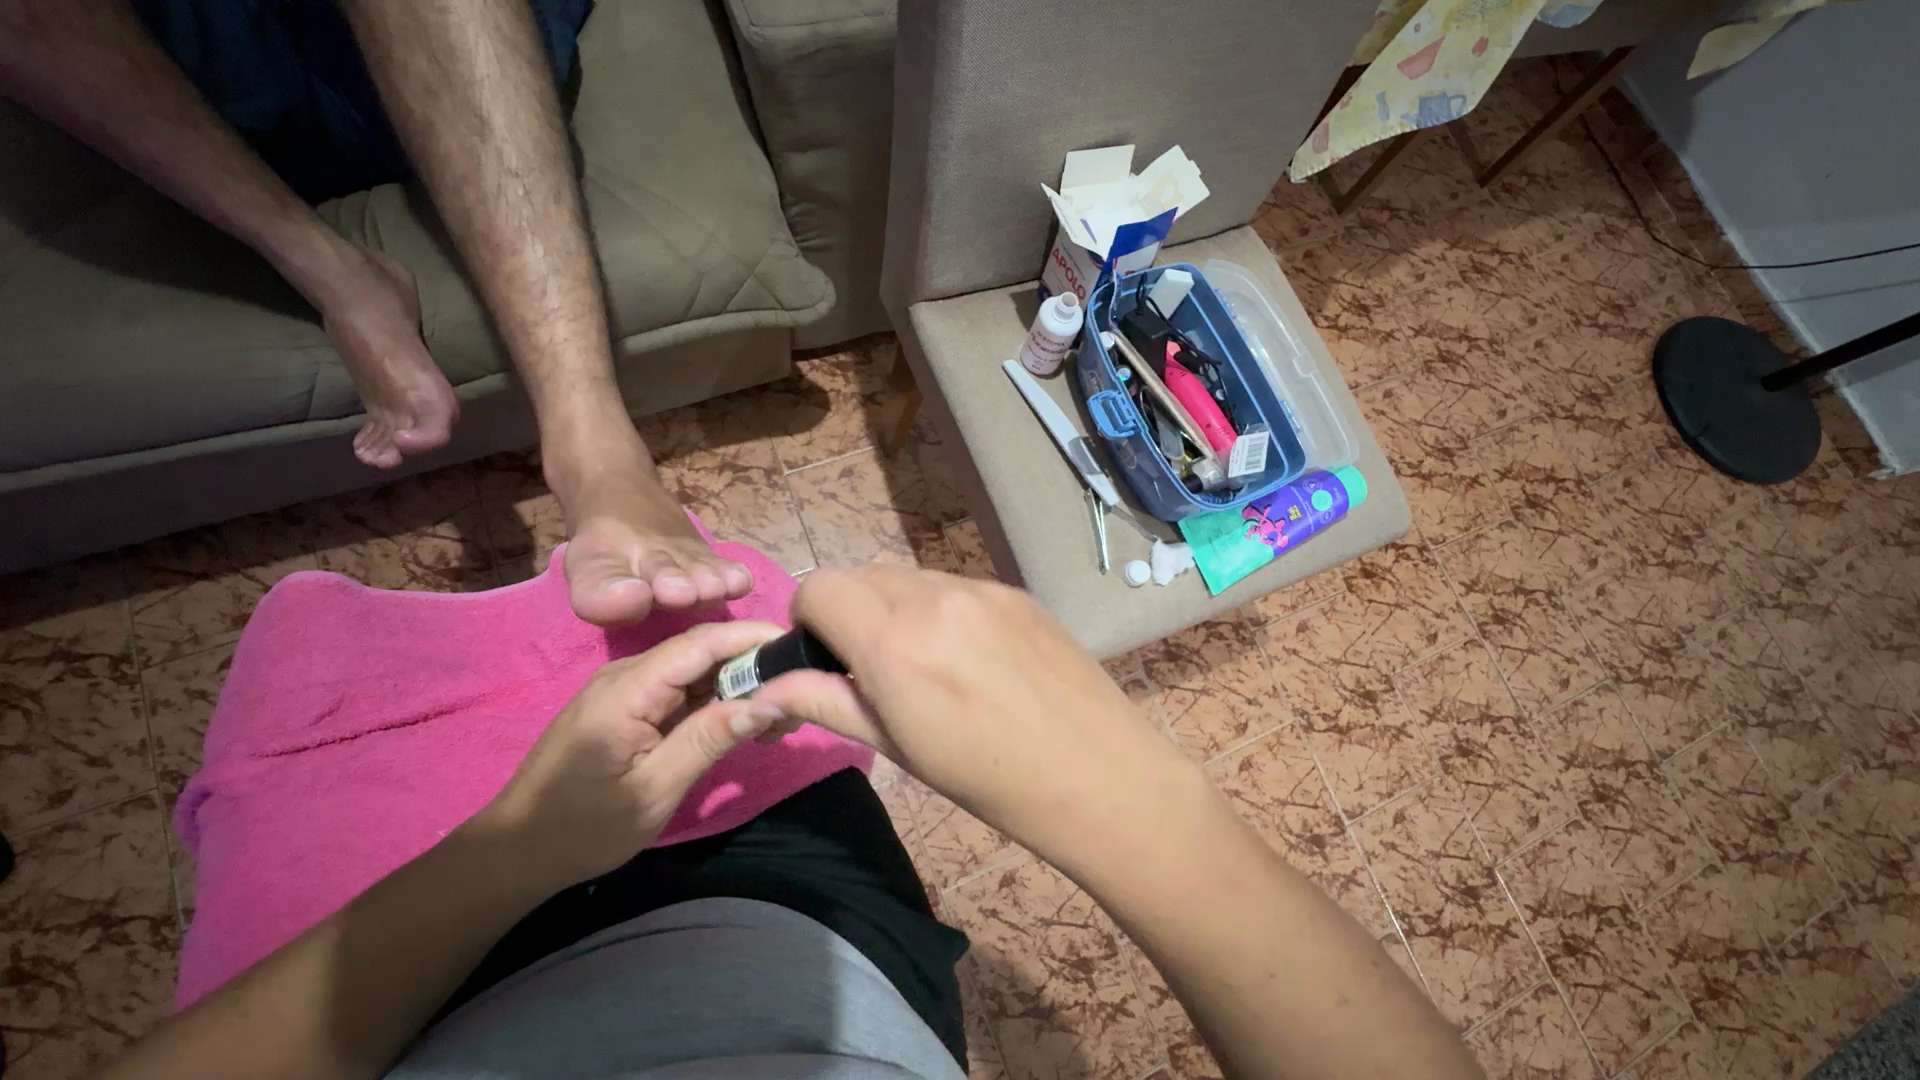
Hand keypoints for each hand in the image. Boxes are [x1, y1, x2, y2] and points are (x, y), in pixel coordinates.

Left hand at [468, 620, 787, 888]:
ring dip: (739, 685)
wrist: (517, 851)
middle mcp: (627, 674)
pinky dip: (717, 700)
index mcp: (628, 688)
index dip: (752, 638)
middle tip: (799, 699)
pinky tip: (744, 722)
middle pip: (702, 651)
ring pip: (696, 670)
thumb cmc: (583, 826)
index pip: (702, 642)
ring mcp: (626, 688)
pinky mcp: (628, 706)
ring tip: (780, 717)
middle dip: (755, 666)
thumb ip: (709, 738)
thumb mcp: (654, 789)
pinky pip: (681, 690)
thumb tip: (768, 699)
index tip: (801, 650)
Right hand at [749, 568, 1181, 844]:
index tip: (824, 660)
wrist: (1099, 775)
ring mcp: (980, 588)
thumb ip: (828, 703)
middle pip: (859, 575)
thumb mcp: (899, 748)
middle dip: (848, 613)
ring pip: (907, 577)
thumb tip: (765, 686)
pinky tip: (972, 658)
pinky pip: (954, 585)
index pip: (817, 588)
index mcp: (894, 642)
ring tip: (927, 666)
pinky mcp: (1015, 591)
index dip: (807, 621)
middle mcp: (933, 597)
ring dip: (894, 608)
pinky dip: (940, 609)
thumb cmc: (989, 781)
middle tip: (872, 669)